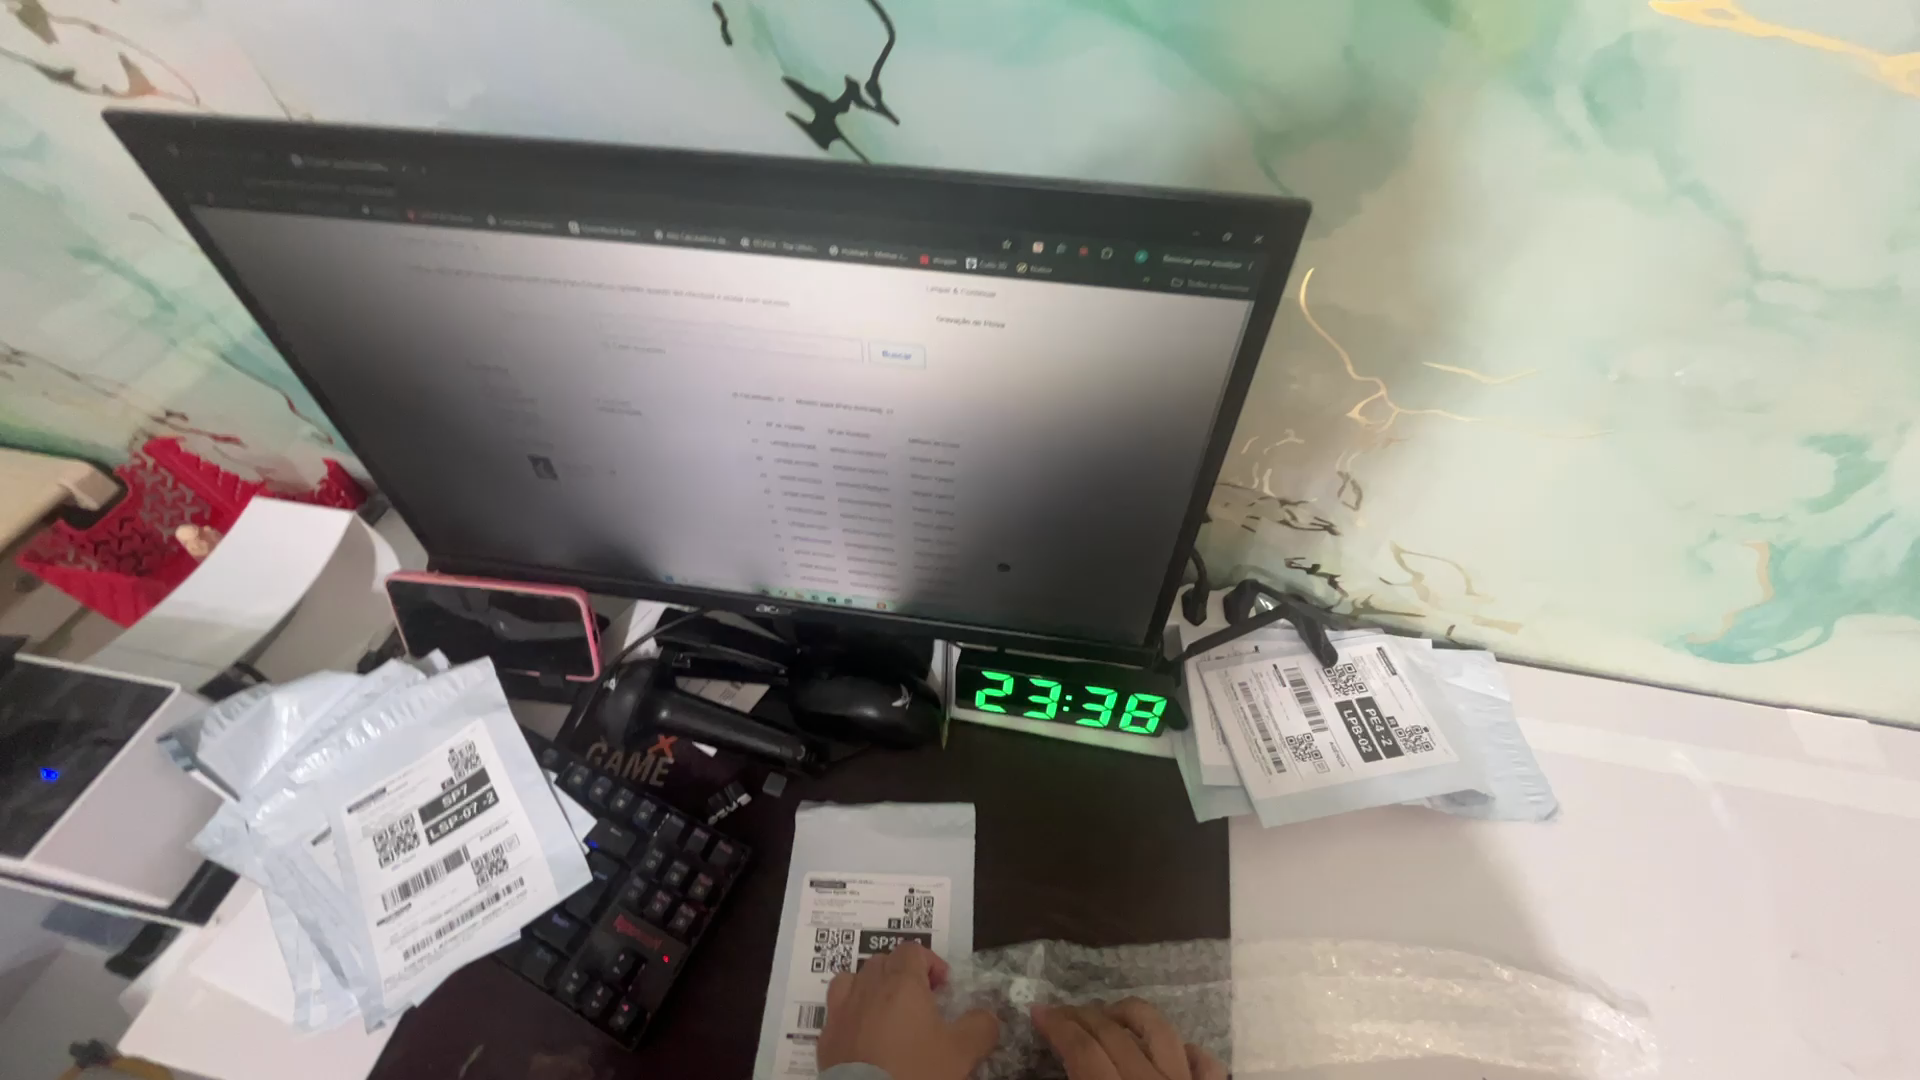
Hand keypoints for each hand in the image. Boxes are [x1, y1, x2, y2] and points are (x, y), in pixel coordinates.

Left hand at [818, 943, 1000, 1079]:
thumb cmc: (916, 1072)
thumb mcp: (961, 1053)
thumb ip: (980, 1028)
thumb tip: (989, 1017)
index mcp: (902, 981)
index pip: (913, 950)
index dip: (930, 963)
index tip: (942, 988)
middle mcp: (870, 986)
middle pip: (885, 961)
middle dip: (903, 973)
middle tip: (920, 1002)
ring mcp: (844, 1010)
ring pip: (856, 978)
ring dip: (873, 987)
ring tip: (887, 1012)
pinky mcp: (827, 1037)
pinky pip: (836, 1008)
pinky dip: (850, 1011)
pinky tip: (862, 1032)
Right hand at [1031, 999, 1225, 1079]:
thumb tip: (1059, 1057)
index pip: (1082, 1050)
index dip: (1056, 1026)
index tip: (1037, 1012)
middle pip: (1112, 1034)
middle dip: (1080, 1017)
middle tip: (1059, 1014)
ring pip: (1158, 1032)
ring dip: (1127, 1017)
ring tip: (1107, 1017)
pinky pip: (1205, 1063)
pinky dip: (1186, 1051)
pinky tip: (1169, 1052)